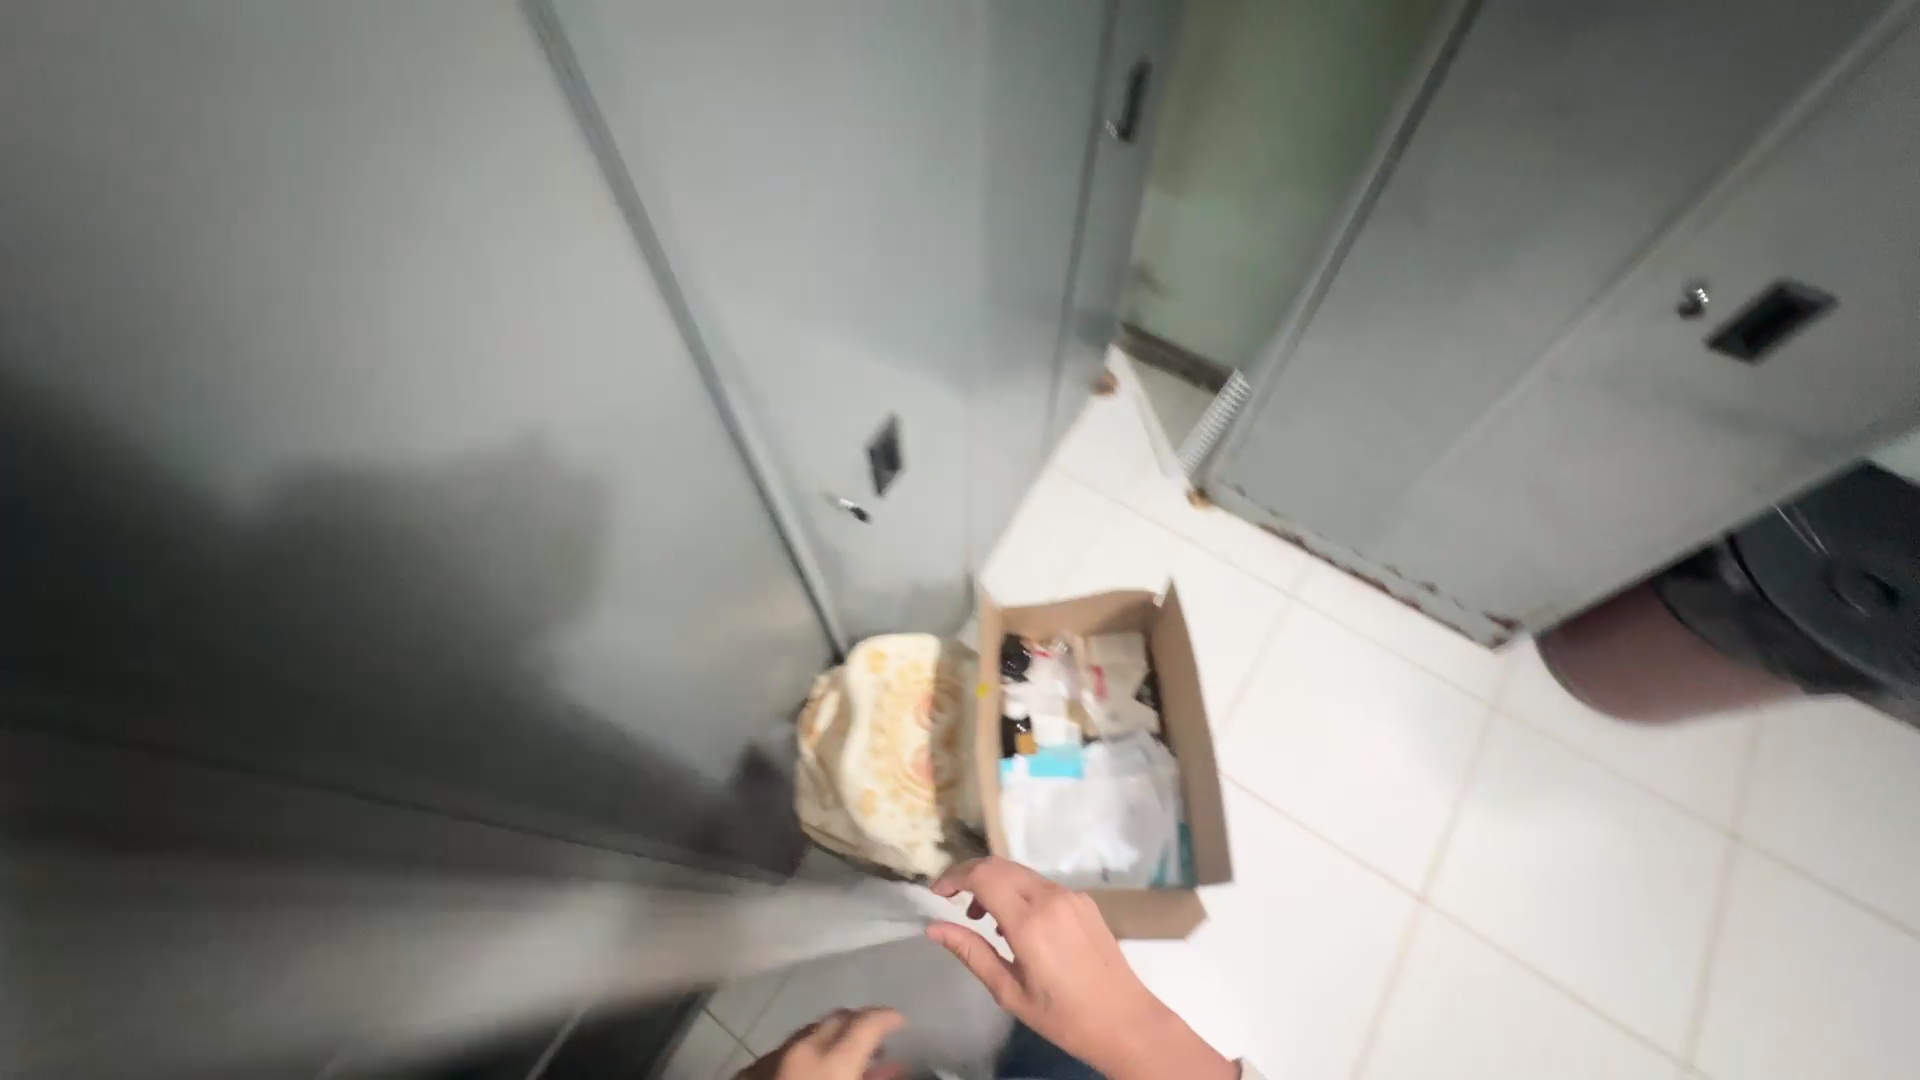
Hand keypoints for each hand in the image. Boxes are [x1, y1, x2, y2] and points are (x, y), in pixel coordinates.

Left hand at [735, 1007, 906, 1079]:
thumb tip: (891, 1070)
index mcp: (833, 1063)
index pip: (867, 1022)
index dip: (887, 1019)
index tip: (900, 1022)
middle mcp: (800, 1052)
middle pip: (837, 1020)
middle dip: (859, 1026)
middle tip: (876, 1046)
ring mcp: (768, 1062)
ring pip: (807, 1035)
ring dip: (830, 1042)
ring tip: (845, 1064)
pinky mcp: (746, 1076)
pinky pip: (781, 1056)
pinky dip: (801, 1060)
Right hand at [925, 858, 1233, 1079]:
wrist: (1125, 1021)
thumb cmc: (1062, 1016)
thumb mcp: (1009, 992)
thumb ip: (971, 953)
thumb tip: (934, 928)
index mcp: (1029, 921)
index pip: (982, 876)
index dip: (953, 877)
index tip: (936, 893)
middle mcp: (1049, 897)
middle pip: (998, 865)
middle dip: (970, 875)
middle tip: (953, 901)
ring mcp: (1069, 895)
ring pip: (1020, 872)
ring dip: (994, 882)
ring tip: (982, 918)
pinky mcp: (1083, 899)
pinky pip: (1040, 884)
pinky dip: (1018, 891)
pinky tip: (1016, 923)